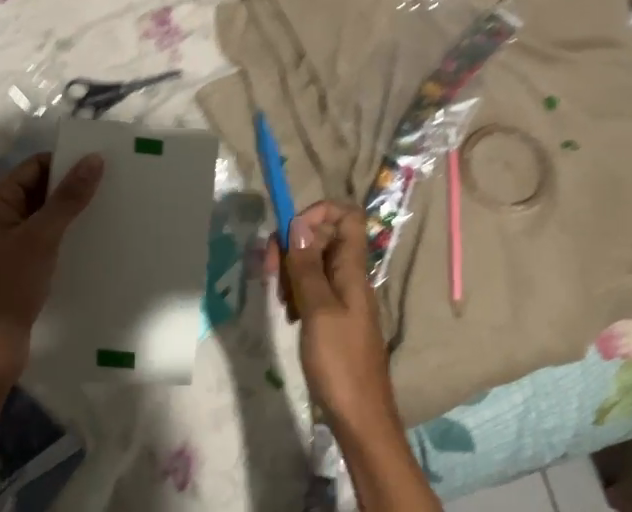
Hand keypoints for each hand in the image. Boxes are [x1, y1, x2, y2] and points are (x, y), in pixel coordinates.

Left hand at [0, 152, 104, 376]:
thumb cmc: (5, 288)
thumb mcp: (40, 238)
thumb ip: (68, 198)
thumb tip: (94, 158)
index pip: (34, 167)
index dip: (67, 163)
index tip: (105, 165)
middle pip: (38, 191)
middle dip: (72, 190)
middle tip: (115, 188)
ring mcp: (1, 248)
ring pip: (42, 220)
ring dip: (70, 217)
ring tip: (110, 213)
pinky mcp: (12, 272)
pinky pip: (41, 244)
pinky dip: (63, 241)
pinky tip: (90, 245)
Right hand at [280, 201, 402, 435]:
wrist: (360, 417)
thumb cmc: (340, 363)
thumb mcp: (318, 311)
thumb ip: (307, 266)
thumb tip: (298, 224)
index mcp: (353, 269)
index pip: (347, 217)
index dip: (319, 213)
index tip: (290, 231)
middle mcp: (350, 276)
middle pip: (323, 237)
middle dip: (294, 244)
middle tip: (270, 270)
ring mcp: (343, 297)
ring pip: (315, 263)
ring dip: (292, 270)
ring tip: (280, 298)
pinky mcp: (334, 317)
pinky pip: (314, 289)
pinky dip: (297, 292)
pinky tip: (289, 314)